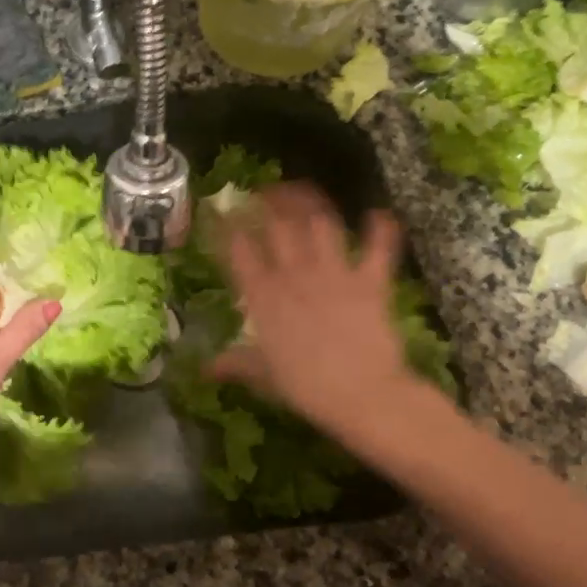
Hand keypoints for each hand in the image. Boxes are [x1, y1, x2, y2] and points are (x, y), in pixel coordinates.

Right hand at [207, 184, 411, 433]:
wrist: (362, 396)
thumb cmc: (306, 388)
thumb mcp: (263, 375)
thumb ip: (234, 364)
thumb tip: (205, 370)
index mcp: (263, 296)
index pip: (237, 248)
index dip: (226, 224)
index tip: (220, 209)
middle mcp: (294, 276)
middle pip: (277, 224)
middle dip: (266, 201)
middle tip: (261, 192)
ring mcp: (334, 274)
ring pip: (320, 224)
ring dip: (311, 203)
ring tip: (302, 190)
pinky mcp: (371, 281)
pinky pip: (378, 247)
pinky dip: (381, 228)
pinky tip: (379, 213)